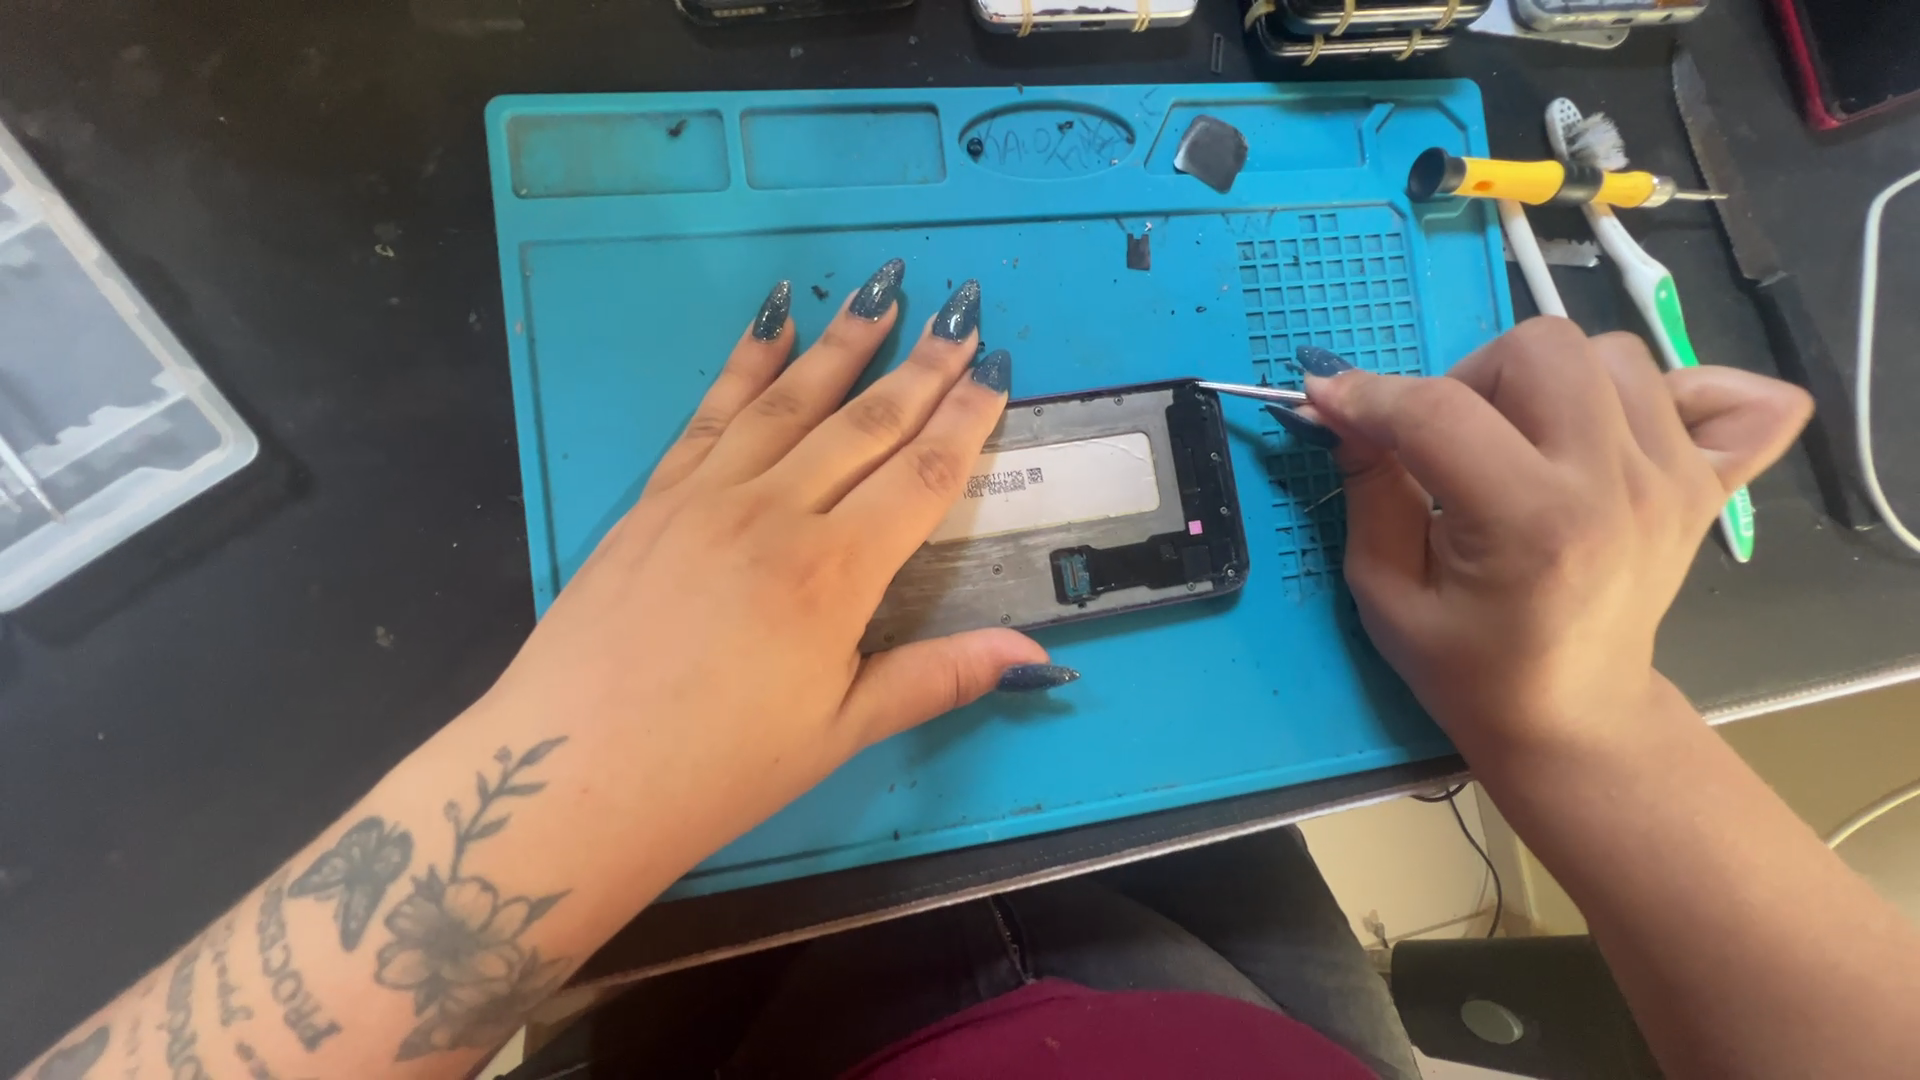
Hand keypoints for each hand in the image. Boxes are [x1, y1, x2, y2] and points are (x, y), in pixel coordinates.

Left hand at [484, 265, 1048, 854]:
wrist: (570, 779)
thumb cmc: (718, 769)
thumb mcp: (841, 732)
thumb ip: (939, 677)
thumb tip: (1037, 654)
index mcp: (833, 573)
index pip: (921, 475)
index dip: (966, 420)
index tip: (996, 370)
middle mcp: (775, 514)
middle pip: (866, 422)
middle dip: (923, 366)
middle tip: (962, 313)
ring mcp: (708, 495)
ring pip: (793, 399)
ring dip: (844, 341)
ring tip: (883, 289)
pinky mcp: (656, 497)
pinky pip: (712, 411)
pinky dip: (748, 361)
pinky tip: (772, 320)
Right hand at [1302, 318, 1810, 755]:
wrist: (1570, 713)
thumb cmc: (1460, 663)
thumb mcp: (1382, 586)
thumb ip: (1367, 489)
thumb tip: (1343, 413)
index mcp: (1528, 523)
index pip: (1438, 412)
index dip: (1367, 395)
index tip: (1323, 399)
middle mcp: (1617, 485)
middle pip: (1542, 348)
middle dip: (1465, 377)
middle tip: (1441, 437)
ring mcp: (1679, 478)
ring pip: (1612, 354)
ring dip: (1540, 381)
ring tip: (1512, 440)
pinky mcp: (1713, 482)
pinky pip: (1735, 392)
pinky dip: (1673, 393)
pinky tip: (1615, 432)